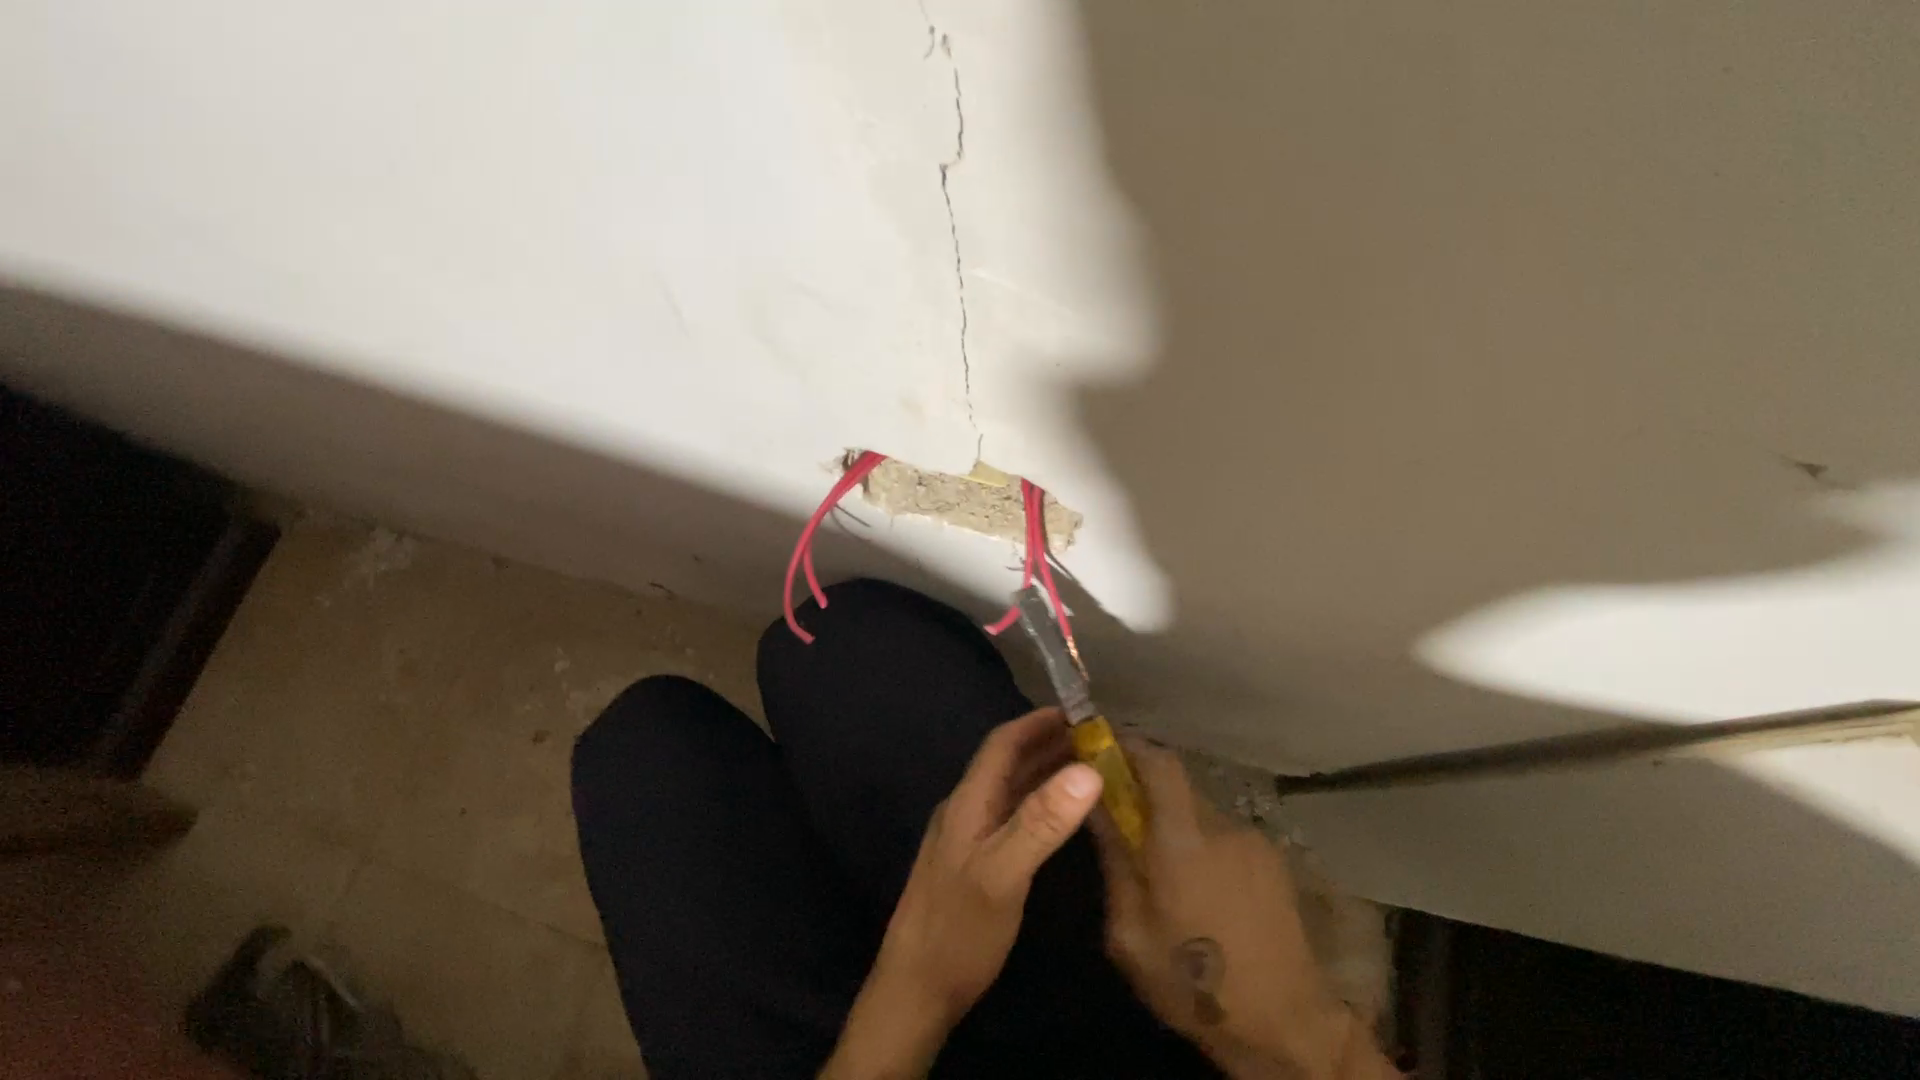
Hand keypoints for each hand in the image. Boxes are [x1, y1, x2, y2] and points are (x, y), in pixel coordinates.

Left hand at [820, 708, 1103, 1078]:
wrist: (916, 989)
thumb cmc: (958, 929)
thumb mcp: (1003, 874)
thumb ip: (1041, 822)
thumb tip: (1087, 770)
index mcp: (968, 803)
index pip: (1002, 744)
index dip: (1038, 722)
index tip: (1080, 711)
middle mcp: (966, 811)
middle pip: (1007, 763)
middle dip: (1048, 744)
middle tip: (1097, 738)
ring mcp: (969, 839)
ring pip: (1010, 790)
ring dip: (1046, 773)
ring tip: (1090, 768)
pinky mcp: (976, 865)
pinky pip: (1012, 818)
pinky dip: (1041, 806)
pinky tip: (1062, 819)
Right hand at [1093, 742, 1399, 1079]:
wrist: (1285, 1024)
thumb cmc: (1193, 982)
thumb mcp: (1130, 933)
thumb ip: (1115, 862)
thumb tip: (1096, 810)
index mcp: (1183, 841)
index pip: (1160, 763)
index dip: (1131, 745)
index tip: (1103, 745)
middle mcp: (1221, 827)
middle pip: (1177, 787)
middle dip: (1146, 793)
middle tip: (1122, 819)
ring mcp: (1253, 843)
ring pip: (1201, 814)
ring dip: (1176, 826)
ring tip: (1162, 870)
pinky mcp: (1273, 862)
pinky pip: (1225, 837)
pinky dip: (1203, 847)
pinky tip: (1200, 890)